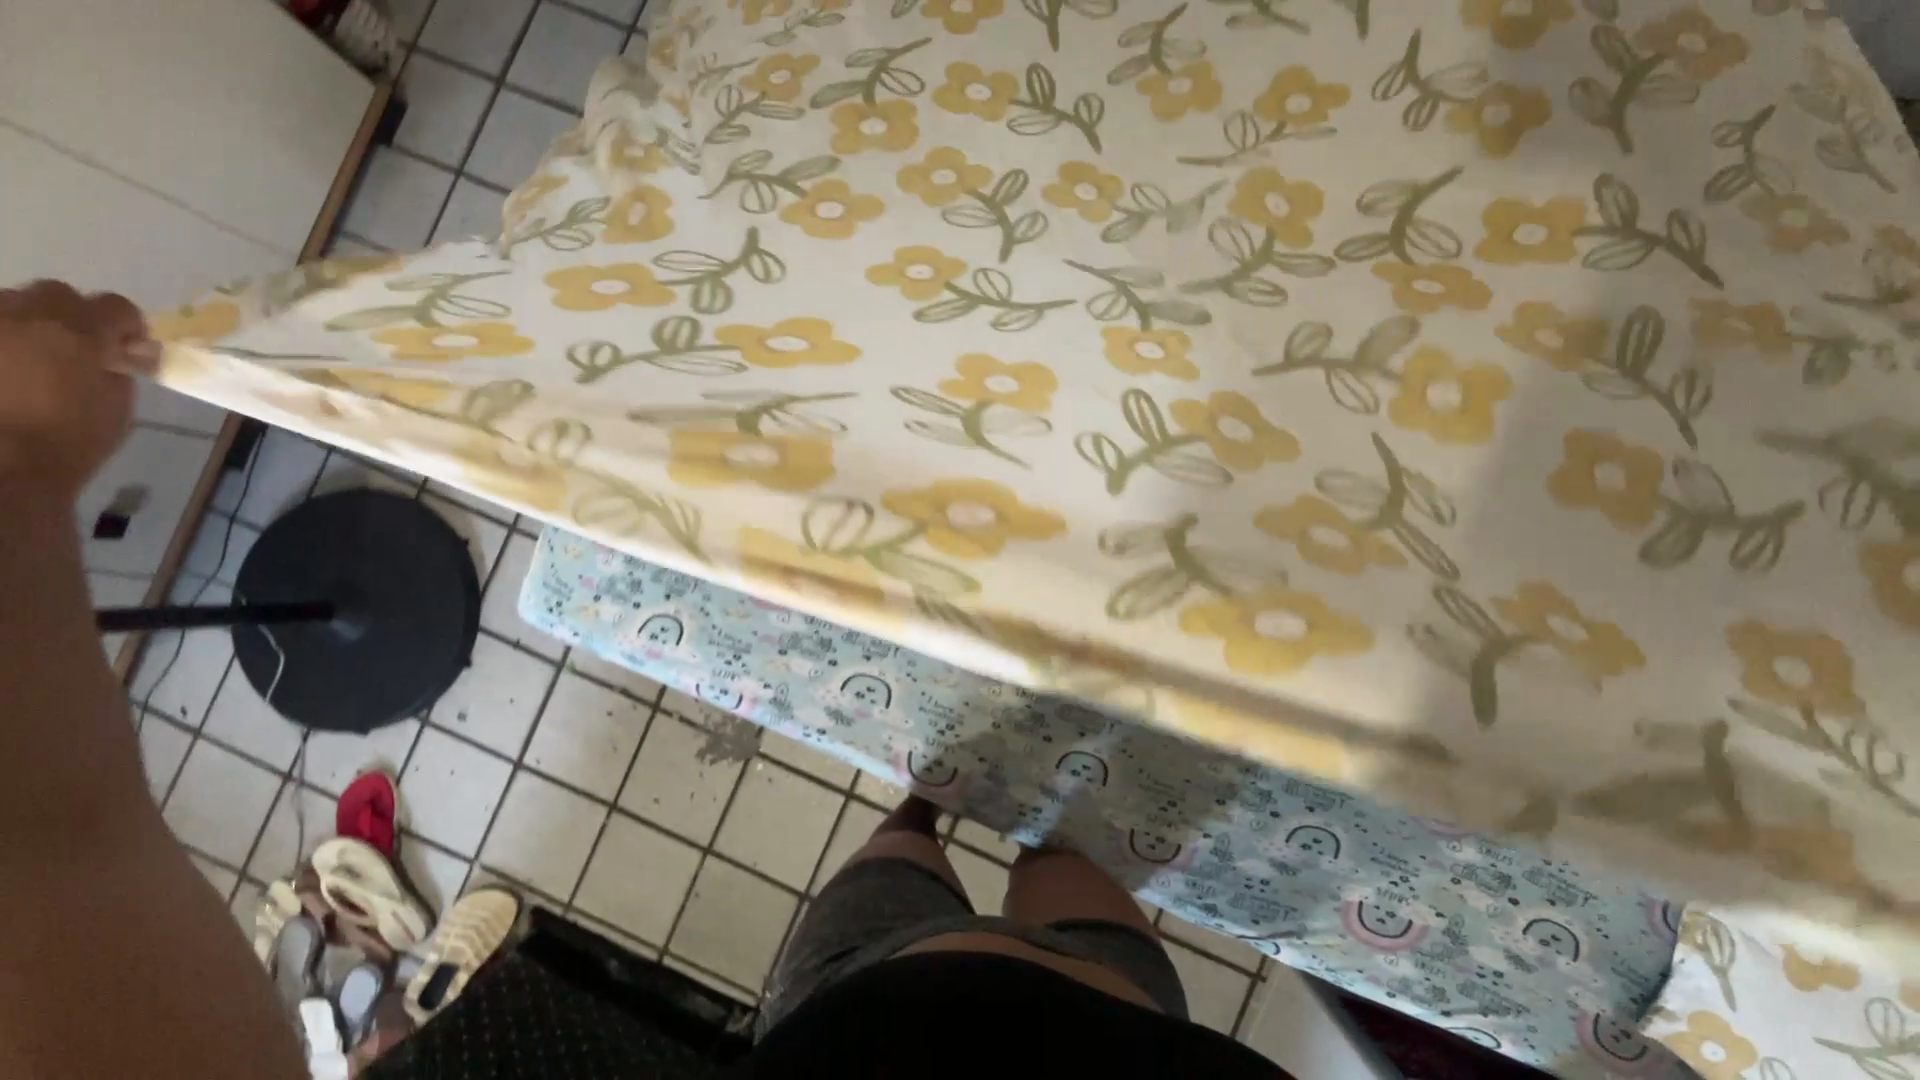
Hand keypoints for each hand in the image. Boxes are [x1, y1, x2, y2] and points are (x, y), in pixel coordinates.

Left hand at [0, 281, 157, 504]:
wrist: (3, 466)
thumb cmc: (71, 439)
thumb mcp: (116, 405)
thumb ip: (115, 369)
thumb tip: (113, 356)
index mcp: (77, 331)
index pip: (117, 306)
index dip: (128, 326)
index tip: (131, 349)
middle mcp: (22, 315)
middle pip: (55, 294)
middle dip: (72, 317)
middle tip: (78, 350)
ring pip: (10, 307)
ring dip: (27, 326)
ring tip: (31, 362)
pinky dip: (5, 347)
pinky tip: (10, 373)